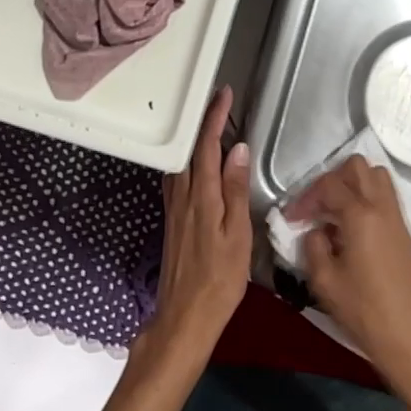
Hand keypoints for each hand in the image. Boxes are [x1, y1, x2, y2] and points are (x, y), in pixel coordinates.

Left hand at [151, 87, 250, 349]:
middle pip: (190, 150)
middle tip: (218, 101)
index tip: (223, 93)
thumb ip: (236, 191)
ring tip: (209, 125)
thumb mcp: (237, 236)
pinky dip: (188, 161)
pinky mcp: (173, 221)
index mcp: (202, 198)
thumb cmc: (219, 280)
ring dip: (194, 140)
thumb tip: (238, 150)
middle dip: (202, 122)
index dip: (214, 118)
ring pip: (181, 164)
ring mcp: (174, 209)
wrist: (185, 317)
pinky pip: (178, 179)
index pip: (206, 147)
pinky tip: (193, 164)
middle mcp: (183, 197)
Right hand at [289, 156, 410, 382]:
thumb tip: (315, 232)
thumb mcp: (324, 281)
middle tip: (316, 206)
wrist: (409, 337)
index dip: (305, 198)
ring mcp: (397, 218)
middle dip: (331, 180)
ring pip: (375, 176)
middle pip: (357, 167)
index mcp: (360, 215)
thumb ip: (313, 247)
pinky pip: (385, 196)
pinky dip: (366, 199)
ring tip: (334, 213)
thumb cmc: (364, 311)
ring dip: (352, 185)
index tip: (292, 218)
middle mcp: (381, 207)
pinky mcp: (404, 231)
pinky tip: (351, 228)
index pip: (328, 185)